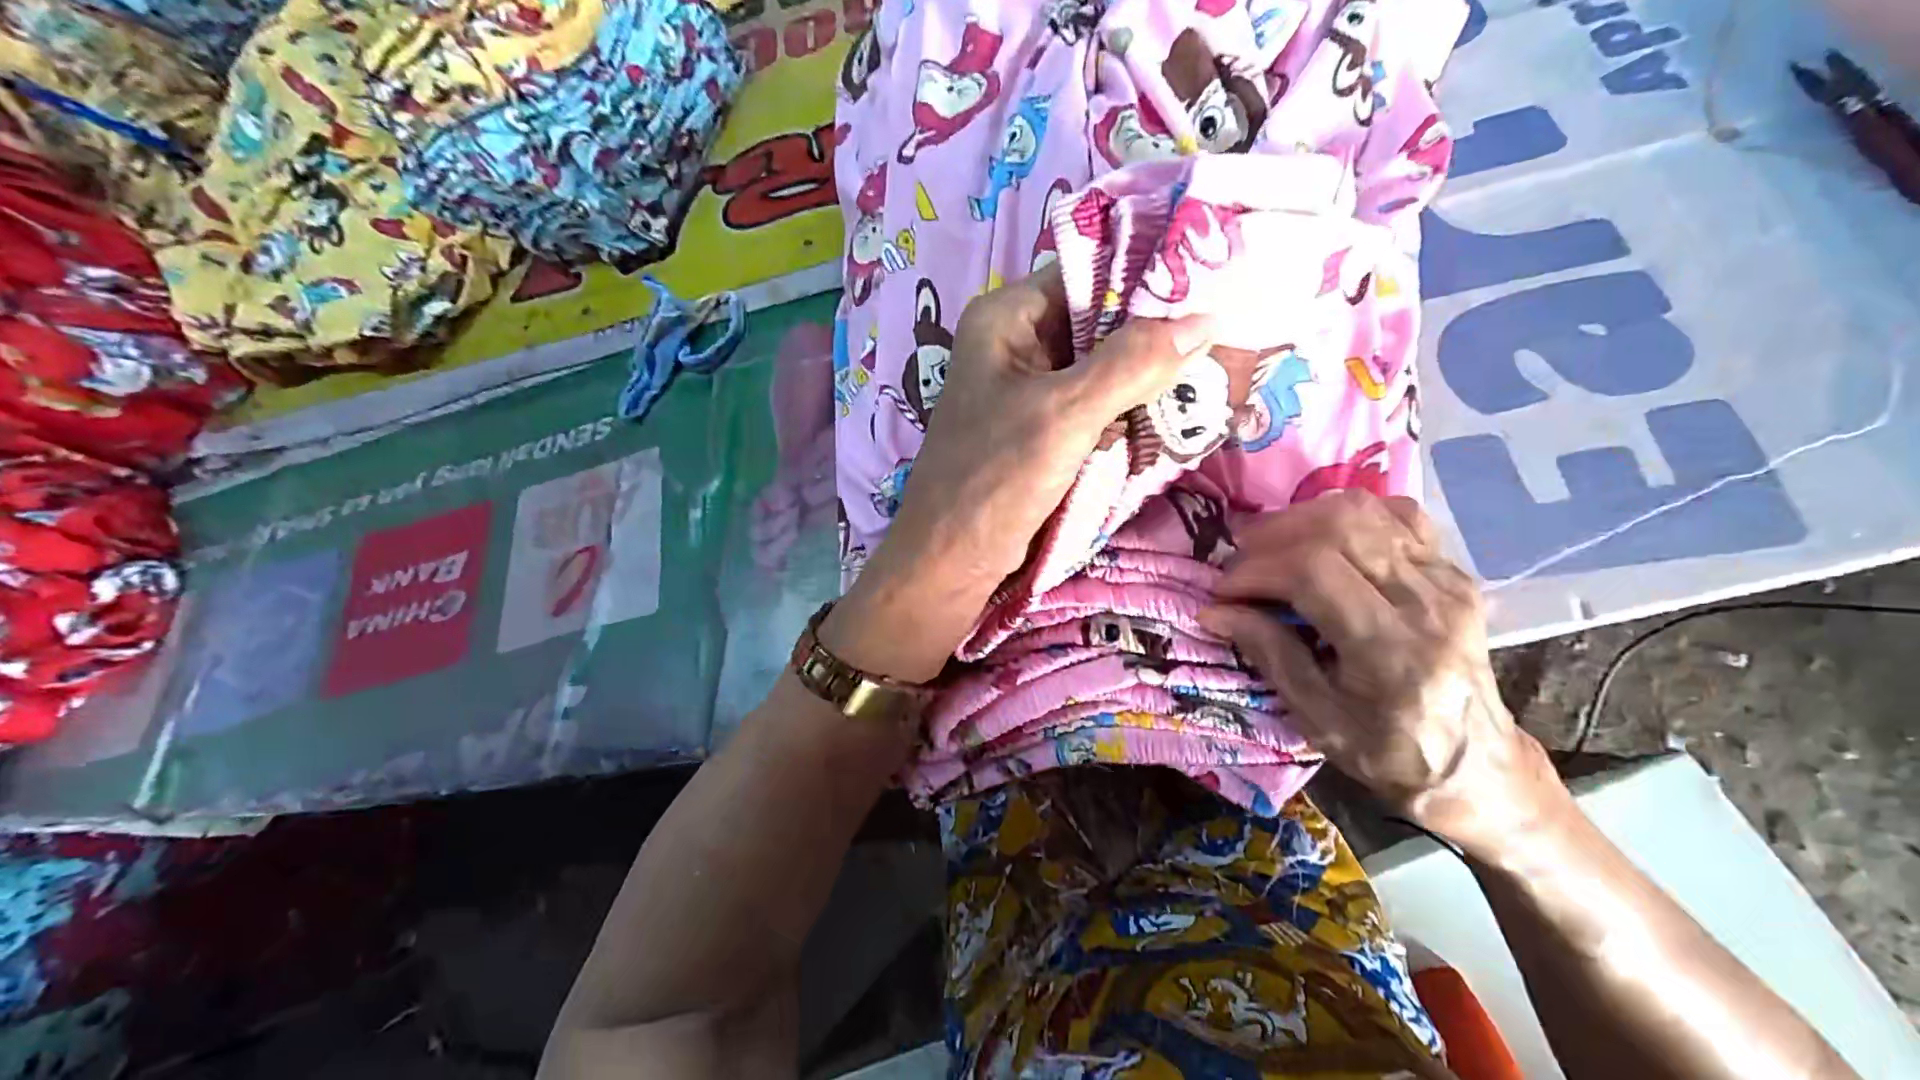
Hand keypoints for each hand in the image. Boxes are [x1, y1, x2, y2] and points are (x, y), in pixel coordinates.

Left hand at [822, 266, 1214, 682]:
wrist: (949, 564)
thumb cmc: (993, 482)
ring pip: (1104, 368)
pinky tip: (1178, 413)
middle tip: (1229, 334)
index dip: (1147, 276)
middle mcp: (1016, 345)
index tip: (1213, 282)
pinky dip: (1132, 411)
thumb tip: (1205, 319)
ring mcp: (1029, 390)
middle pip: (1100, 321)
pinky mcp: (1043, 431)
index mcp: (1005, 319)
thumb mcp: (1064, 415)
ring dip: (1150, 377)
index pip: (1087, 274)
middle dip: (1157, 334)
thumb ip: (1131, 364)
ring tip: (1218, 371)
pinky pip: (1097, 407)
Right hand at [1199, 491, 1567, 856]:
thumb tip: (1214, 611)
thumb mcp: (1316, 718)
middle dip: (1271, 537)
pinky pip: (1395, 515)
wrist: (1478, 766)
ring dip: (1302, 519)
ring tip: (1270, 546)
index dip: (1256, 571)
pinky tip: (1320, 539)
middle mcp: (1427, 602)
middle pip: (1338, 527)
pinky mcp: (1453, 571)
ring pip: (1364, 510)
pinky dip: (1346, 516)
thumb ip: (1268, 653)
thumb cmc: (1388, 751)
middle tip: (1239, 563)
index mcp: (1393, 650)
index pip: (1313, 572)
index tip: (1223, 593)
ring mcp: (1447, 579)